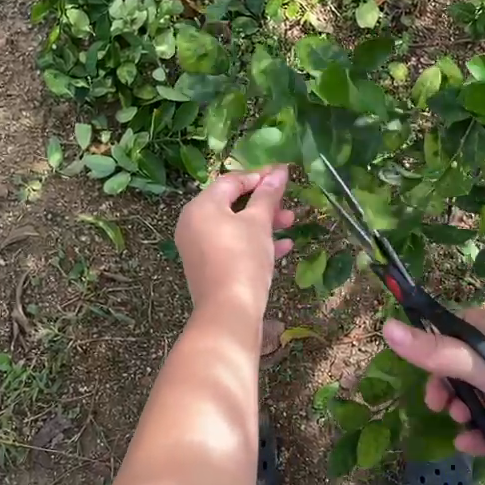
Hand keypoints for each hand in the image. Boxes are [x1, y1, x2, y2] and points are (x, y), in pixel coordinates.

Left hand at [175, 165, 295, 318]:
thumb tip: (279, 171)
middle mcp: (194, 223)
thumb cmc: (242, 260)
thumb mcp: (258, 223)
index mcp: (200, 207)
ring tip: (290, 222)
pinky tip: (284, 247)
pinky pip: (232, 245)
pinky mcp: (208, 266)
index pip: (231, 181)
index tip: (283, 176)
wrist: (228, 314)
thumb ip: (268, 195)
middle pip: (232, 203)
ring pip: (234, 226)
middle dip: (263, 203)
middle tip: (287, 203)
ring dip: (263, 223)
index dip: (258, 176)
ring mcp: (199, 247)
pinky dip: (254, 243)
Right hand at [382, 309, 484, 469]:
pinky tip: (474, 448)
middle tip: (436, 404)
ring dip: (467, 409)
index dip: (433, 345)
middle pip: (468, 365)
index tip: (419, 367)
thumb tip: (385, 326)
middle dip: (447, 384)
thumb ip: (436, 351)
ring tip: (458, 424)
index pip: (456, 327)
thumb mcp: (484, 362)